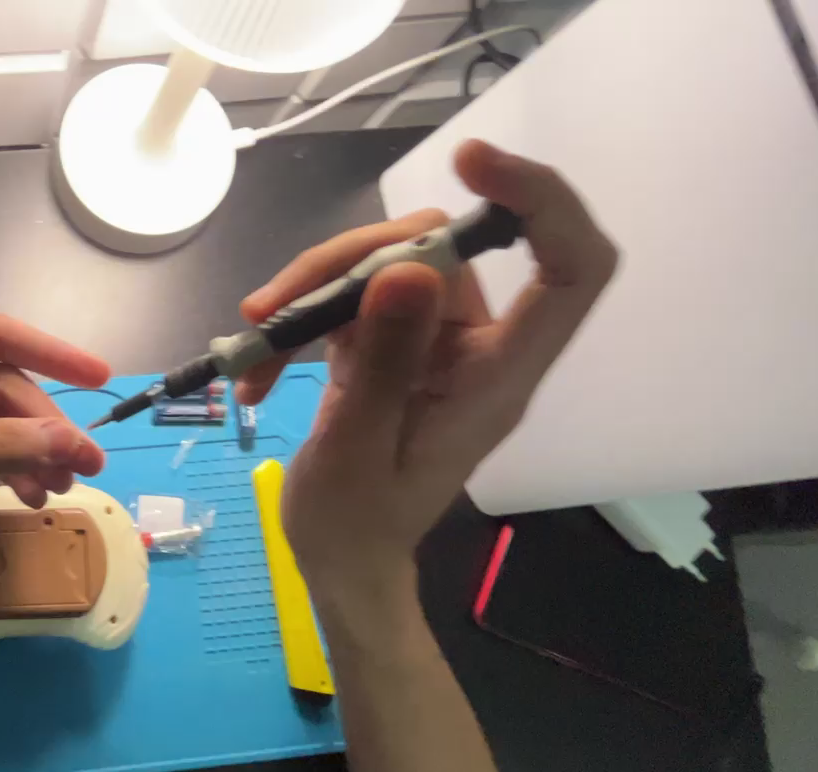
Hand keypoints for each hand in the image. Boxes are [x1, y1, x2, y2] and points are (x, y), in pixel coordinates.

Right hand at [238, 140, 616, 603]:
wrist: (338, 562)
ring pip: (379, 277)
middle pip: (436, 257)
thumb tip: (407, 269)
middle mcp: (471, 352)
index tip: (471, 163)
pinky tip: (258, 377)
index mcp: (495, 380)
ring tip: (251, 357)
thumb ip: (385, 365)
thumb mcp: (357, 450)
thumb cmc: (353, 526)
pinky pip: (346, 312)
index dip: (541, 202)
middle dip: (343, 268)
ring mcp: (425, 352)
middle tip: (267, 308)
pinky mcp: (385, 355)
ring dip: (305, 304)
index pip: (566, 272)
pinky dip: (296, 335)